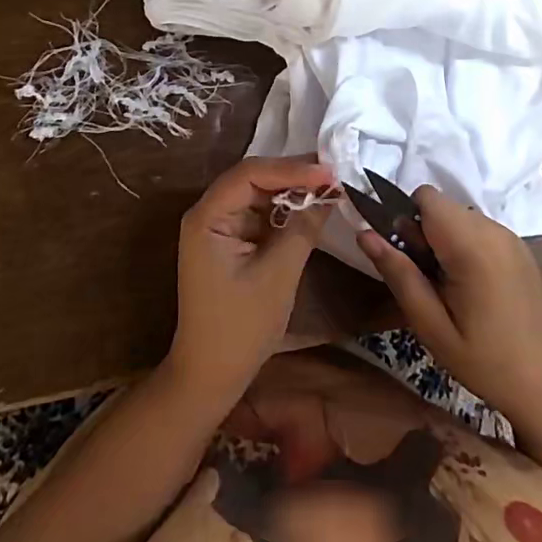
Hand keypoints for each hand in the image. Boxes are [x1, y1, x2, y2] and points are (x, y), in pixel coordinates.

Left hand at [168, 156, 335, 396]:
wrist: (211, 373)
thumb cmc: (241, 326)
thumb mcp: (278, 274)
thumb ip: (302, 228)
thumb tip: (329, 192)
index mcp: (207, 217)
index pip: (249, 174)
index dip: (290, 168)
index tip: (328, 171)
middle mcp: (209, 213)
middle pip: (253, 178)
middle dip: (293, 174)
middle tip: (334, 171)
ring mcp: (220, 227)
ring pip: (260, 193)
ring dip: (293, 189)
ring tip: (329, 183)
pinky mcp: (233, 240)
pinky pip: (262, 213)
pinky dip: (287, 209)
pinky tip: (313, 205)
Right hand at [357, 185, 541, 426]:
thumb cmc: (482, 360)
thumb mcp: (429, 325)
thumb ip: (398, 273)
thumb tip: (363, 233)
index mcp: (472, 246)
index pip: (425, 197)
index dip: (407, 220)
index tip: (408, 260)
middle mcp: (494, 230)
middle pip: (441, 206)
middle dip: (423, 232)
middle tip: (427, 281)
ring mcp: (511, 236)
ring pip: (458, 216)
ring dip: (443, 239)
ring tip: (448, 286)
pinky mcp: (519, 247)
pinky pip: (478, 228)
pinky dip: (464, 245)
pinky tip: (470, 286)